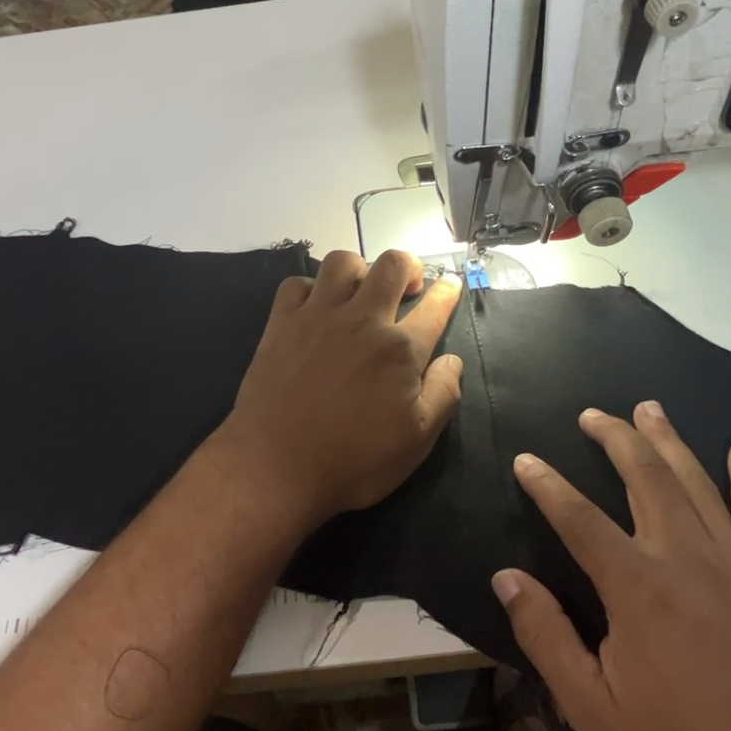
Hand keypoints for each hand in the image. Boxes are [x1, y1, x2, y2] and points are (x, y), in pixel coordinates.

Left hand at [210, 250, 462, 528]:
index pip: (434, 307)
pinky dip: (310, 287)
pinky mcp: (280, 324)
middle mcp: (361, 321)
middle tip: (408, 287)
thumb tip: (453, 360)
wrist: (277, 467)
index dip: (447, 292)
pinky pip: (296, 284)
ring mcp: (317, 317)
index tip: (450, 284)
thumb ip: (443, 394)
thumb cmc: (354, 462)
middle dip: (408, 266)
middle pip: (390, 266)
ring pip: (342, 262)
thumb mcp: (417, 441)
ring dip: (359, 268)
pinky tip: (315, 307)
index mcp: (400, 349)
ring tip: (360, 290)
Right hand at [492, 404, 730, 730]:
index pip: (579, 518)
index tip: (525, 460)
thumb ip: (546, 637)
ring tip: (648, 408)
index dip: (547, 485)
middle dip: (614, 439)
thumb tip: (506, 577)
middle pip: (645, 478)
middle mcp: (686, 557)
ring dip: (669, 441)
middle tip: (591, 414)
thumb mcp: (592, 708)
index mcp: (636, 587)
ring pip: (697, 482)